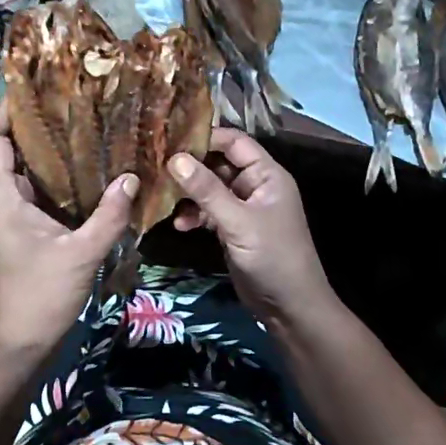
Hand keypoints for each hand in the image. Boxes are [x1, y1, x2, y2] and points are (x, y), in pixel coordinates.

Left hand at [0, 100, 138, 355]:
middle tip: (75, 100)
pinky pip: (42, 191)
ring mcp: (14, 214)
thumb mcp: (81, 253)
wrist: (22, 338)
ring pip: (29, 170)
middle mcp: (4, 198)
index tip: (35, 84)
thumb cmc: (41, 294)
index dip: (7, 108)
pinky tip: (92, 170)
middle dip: (38, 122)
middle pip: (12, 148)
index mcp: (3, 196)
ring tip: (87, 126)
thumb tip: (132, 177)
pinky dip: (60, 176)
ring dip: (51, 149)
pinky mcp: (28, 229)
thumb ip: (108, 216)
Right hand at [169, 128, 336, 329]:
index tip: (171, 139)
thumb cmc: (272, 257)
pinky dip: (194, 215)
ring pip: (210, 189)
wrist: (289, 306)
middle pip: (218, 163)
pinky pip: (209, 212)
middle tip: (156, 167)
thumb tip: (174, 159)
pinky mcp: (233, 229)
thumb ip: (207, 191)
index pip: (234, 142)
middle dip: (190, 167)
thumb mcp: (238, 222)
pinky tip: (179, 225)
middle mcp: (255, 186)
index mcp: (266, 175)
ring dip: (188, 194)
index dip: (205, 137)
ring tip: (163, 199)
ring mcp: (243, 208)